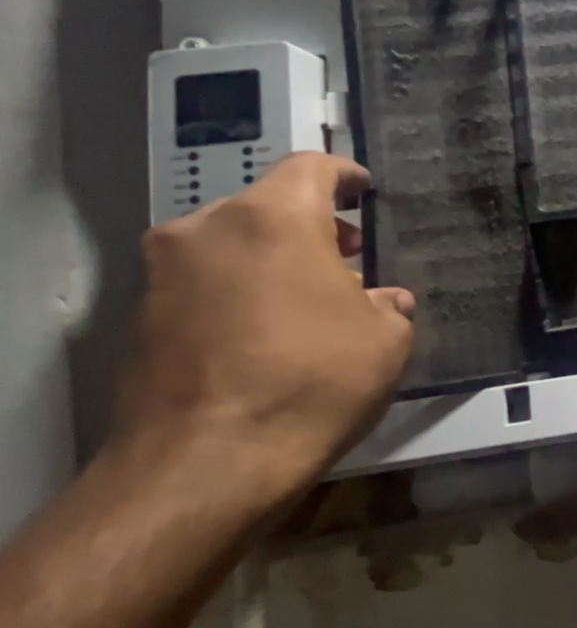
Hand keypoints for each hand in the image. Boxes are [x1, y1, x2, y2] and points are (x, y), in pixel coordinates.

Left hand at [112, 154, 415, 503]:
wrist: (208, 459)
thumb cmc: (314, 381)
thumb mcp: (386, 339)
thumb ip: (384, 304)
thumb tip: (378, 300)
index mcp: (273, 220)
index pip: (311, 168)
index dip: (345, 175)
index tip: (365, 191)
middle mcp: (207, 231)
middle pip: (265, 207)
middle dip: (308, 227)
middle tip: (348, 259)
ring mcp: (163, 274)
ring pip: (230, 246)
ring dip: (271, 261)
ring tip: (311, 301)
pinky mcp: (139, 317)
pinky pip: (203, 285)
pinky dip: (239, 293)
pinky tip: (271, 335)